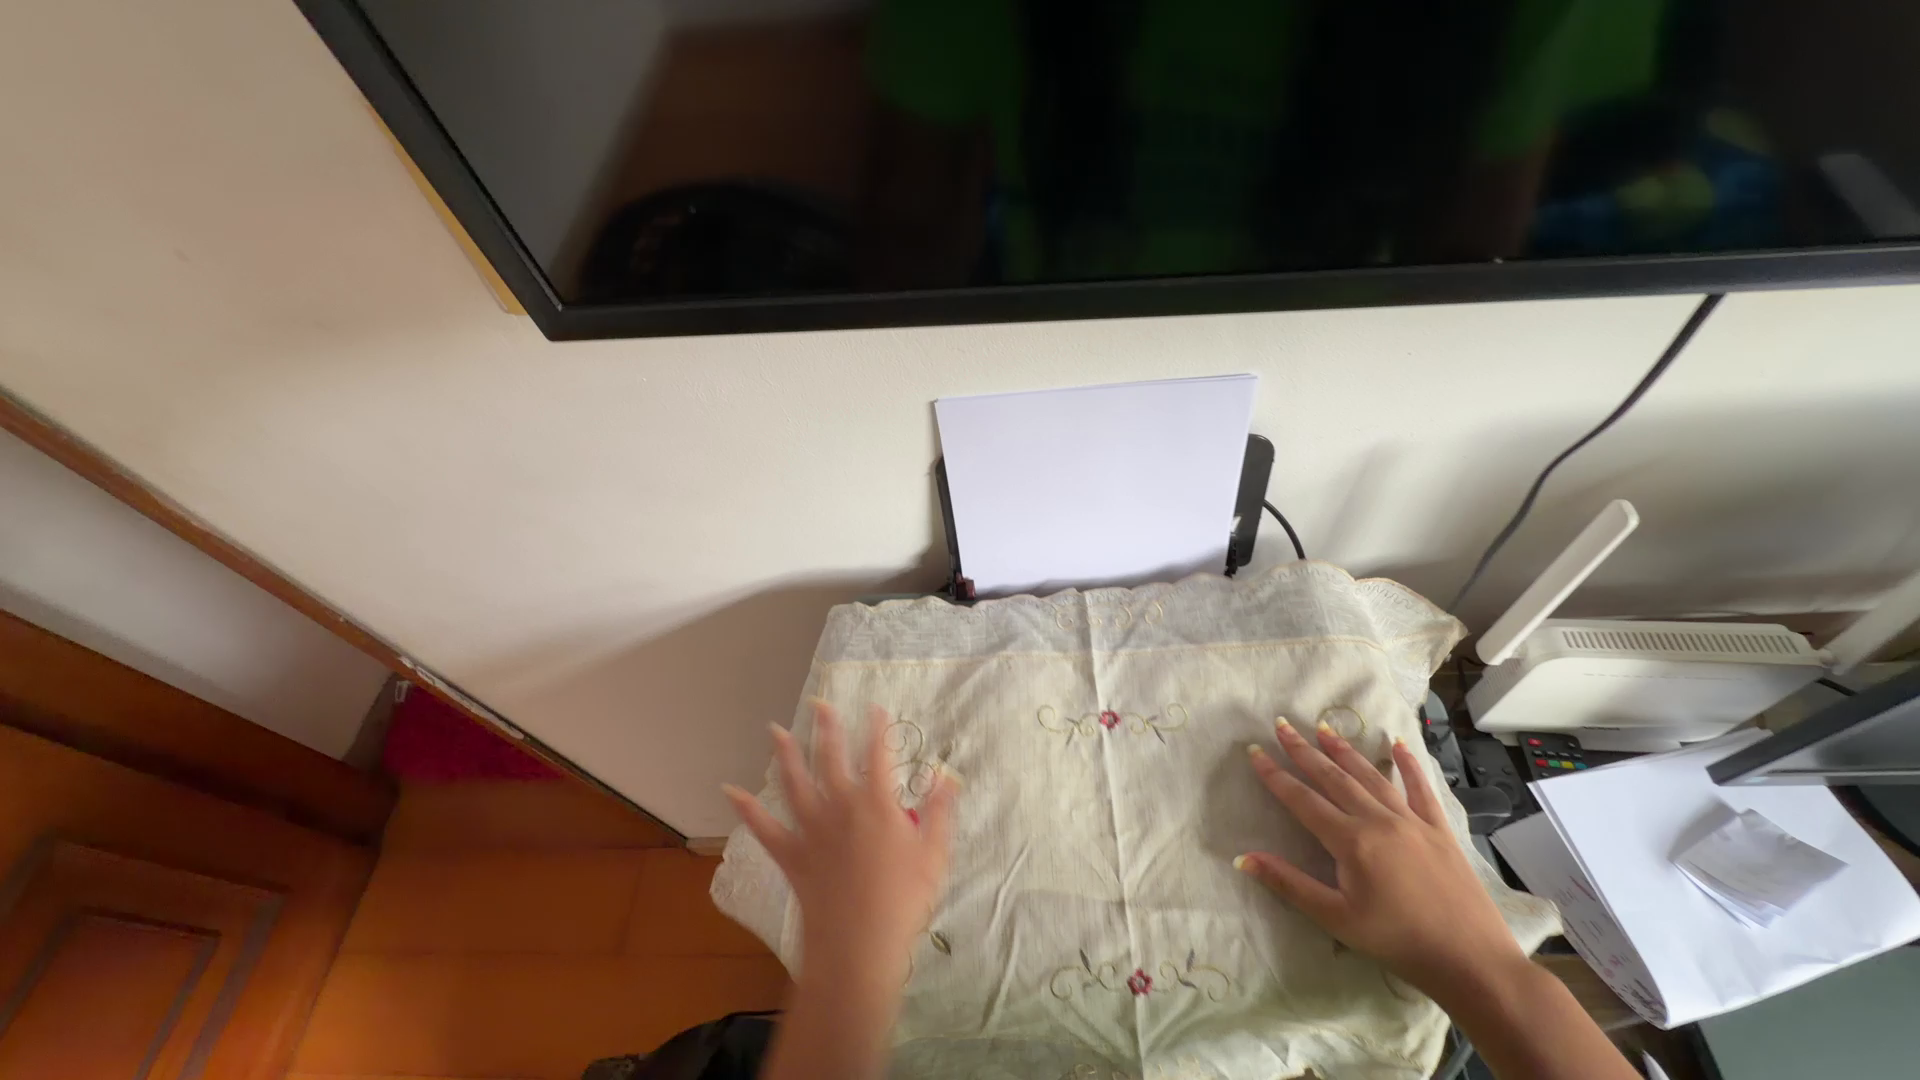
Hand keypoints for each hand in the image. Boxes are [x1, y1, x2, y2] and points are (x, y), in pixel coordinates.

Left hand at [725, 701, 956, 980]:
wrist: (858, 943)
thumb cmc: (904, 899)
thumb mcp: (934, 853)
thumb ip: (940, 811)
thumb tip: (946, 775)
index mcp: (877, 803)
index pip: (877, 754)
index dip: (876, 728)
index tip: (874, 707)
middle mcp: (840, 806)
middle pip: (831, 758)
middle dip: (827, 728)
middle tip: (820, 704)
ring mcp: (811, 829)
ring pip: (794, 783)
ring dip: (785, 754)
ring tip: (776, 730)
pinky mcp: (791, 854)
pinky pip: (764, 827)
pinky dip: (747, 809)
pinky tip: (731, 790)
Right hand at [1238, 719, 1527, 999]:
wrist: (1472, 961)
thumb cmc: (1397, 942)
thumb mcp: (1336, 918)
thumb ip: (1289, 884)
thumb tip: (1243, 858)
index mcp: (1351, 841)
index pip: (1302, 800)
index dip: (1275, 775)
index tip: (1254, 751)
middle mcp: (1379, 820)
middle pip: (1333, 778)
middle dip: (1304, 750)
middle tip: (1282, 725)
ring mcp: (1413, 821)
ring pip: (1371, 776)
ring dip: (1344, 751)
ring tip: (1323, 728)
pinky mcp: (1440, 830)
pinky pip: (1421, 789)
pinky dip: (1409, 764)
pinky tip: (1398, 744)